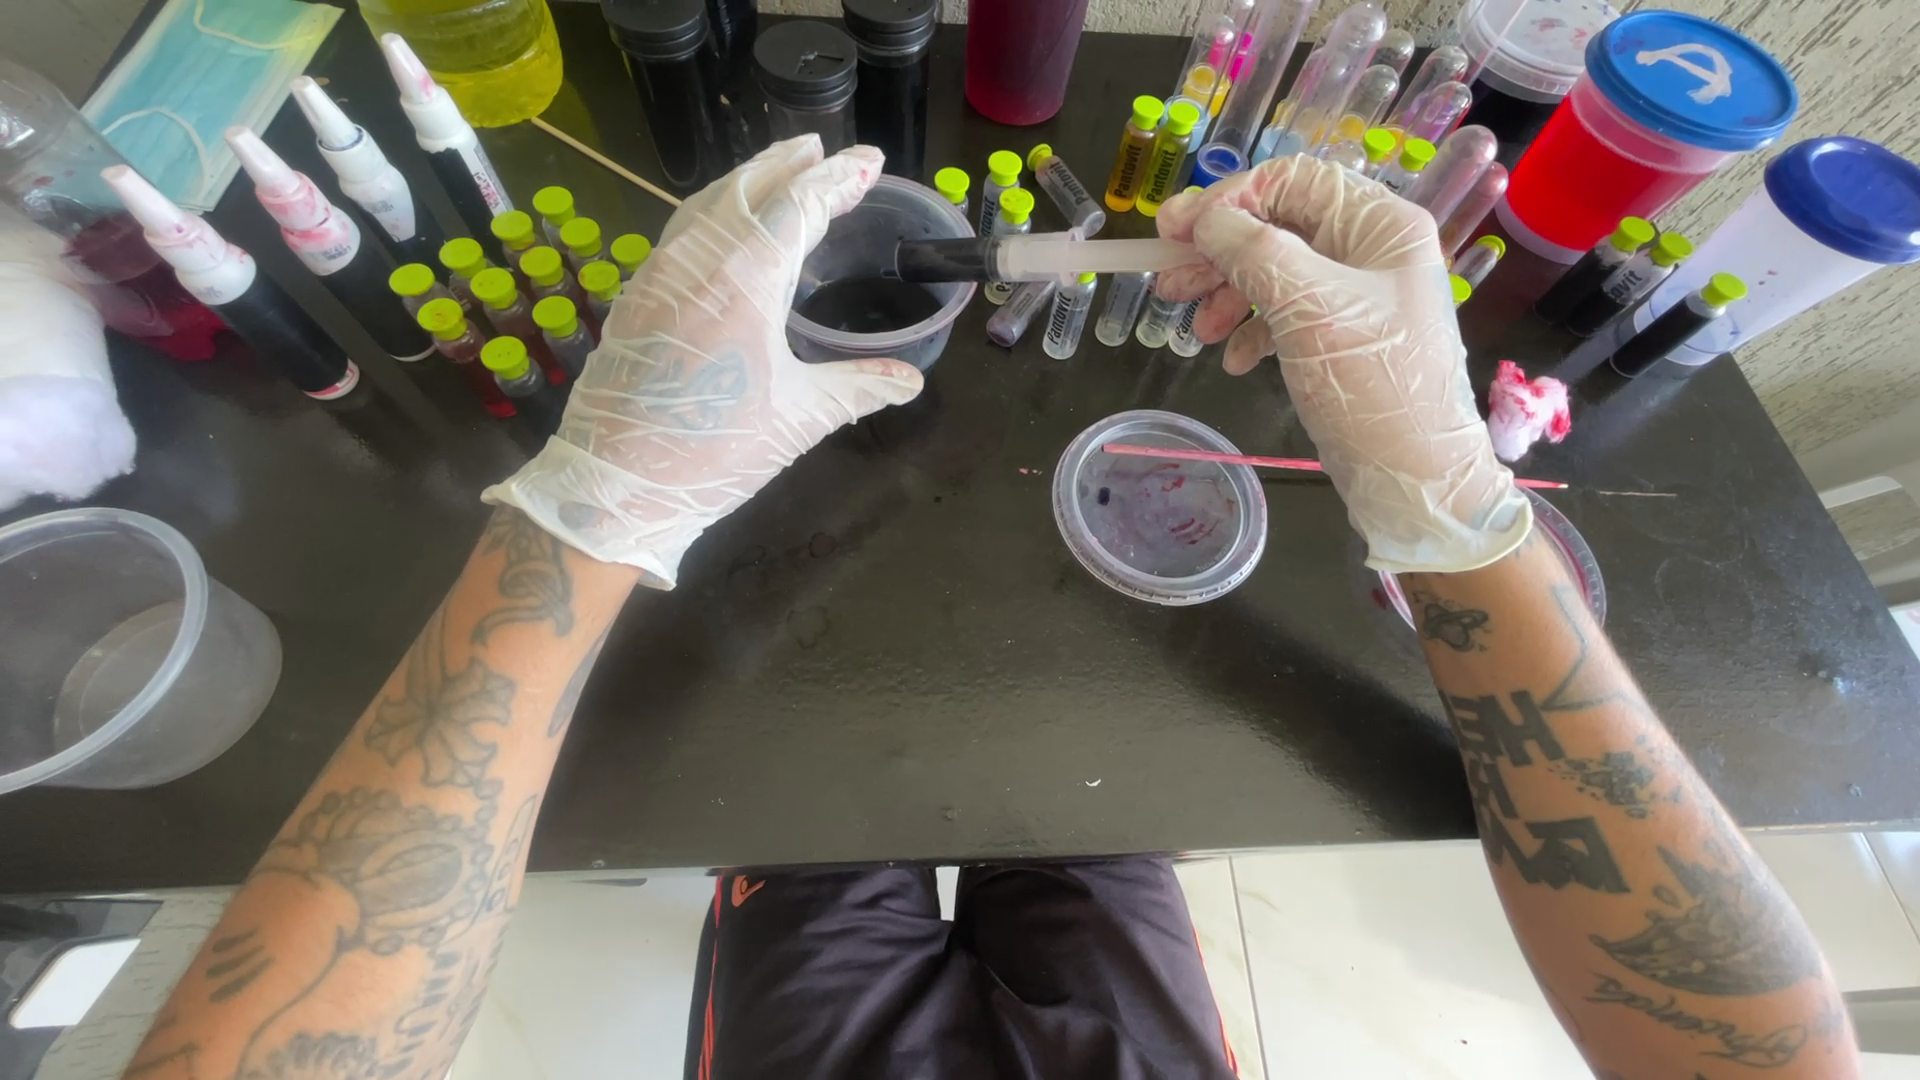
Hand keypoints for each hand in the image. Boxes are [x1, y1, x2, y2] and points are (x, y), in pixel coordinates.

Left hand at [484, 137, 923, 587]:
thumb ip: (860, 389)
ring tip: (777, 170)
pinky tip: (722, 227)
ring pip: (703, 204)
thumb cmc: (715, 453)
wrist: (616, 487)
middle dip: (787, 163)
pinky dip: (712, 210)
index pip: (798, 207)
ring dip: (746, 179)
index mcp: (744, 283)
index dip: (838, 180)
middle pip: (744, 188)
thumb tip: (913, 380)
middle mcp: (696, 263)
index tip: (869, 161)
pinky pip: (679, 232)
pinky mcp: (635, 299)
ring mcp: (657, 277)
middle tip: (821, 148)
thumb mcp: (799, 422)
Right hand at [1154, 155, 1529, 574]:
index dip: (1228, 198)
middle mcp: (1367, 250)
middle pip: (1275, 228)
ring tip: (1197, 334)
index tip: (1170, 230)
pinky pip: (1280, 316)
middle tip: (1168, 283)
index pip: (1292, 181)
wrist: (1409, 473)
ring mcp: (1352, 295)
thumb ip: (1255, 252)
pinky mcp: (1336, 336)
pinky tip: (1233, 361)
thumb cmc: (1371, 384)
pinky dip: (1249, 333)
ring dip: (1226, 297)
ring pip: (1271, 274)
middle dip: (1217, 255)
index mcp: (1377, 224)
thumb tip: (1206, 220)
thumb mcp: (1310, 309)